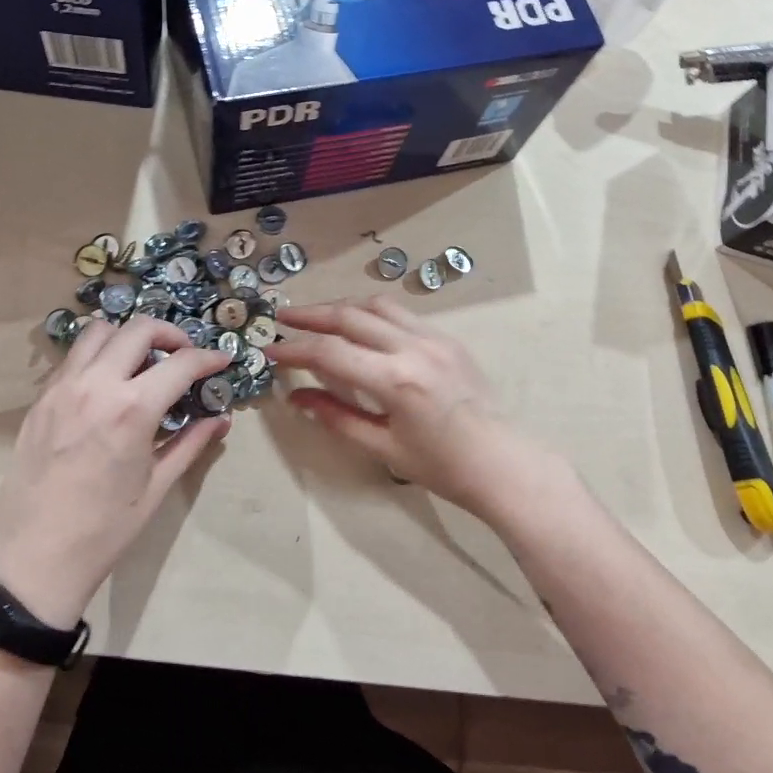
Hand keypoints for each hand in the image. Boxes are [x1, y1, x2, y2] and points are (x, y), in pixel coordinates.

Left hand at [0, 318, 232, 627]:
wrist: (35, 557)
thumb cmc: (104, 529)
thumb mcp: (156, 487)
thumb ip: (190, 443)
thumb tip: (220, 419)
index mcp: (132, 409)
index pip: (181, 363)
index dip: (208, 358)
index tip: (221, 361)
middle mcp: (96, 385)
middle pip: (138, 329)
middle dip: (170, 334)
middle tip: (184, 355)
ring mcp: (62, 388)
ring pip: (98, 332)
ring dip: (127, 337)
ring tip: (143, 362)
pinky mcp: (41, 399)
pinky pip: (73, 358)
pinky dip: (97, 356)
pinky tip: (109, 384)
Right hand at [268, 298, 566, 519]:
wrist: (502, 463)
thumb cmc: (442, 466)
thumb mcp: (384, 447)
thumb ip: (338, 417)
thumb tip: (298, 398)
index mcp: (395, 380)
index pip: (330, 352)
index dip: (294, 350)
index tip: (269, 351)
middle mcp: (413, 347)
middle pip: (350, 317)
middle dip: (311, 315)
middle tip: (283, 317)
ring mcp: (434, 338)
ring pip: (377, 306)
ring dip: (342, 306)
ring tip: (317, 316)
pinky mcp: (448, 338)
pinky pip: (402, 314)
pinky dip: (372, 313)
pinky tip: (360, 325)